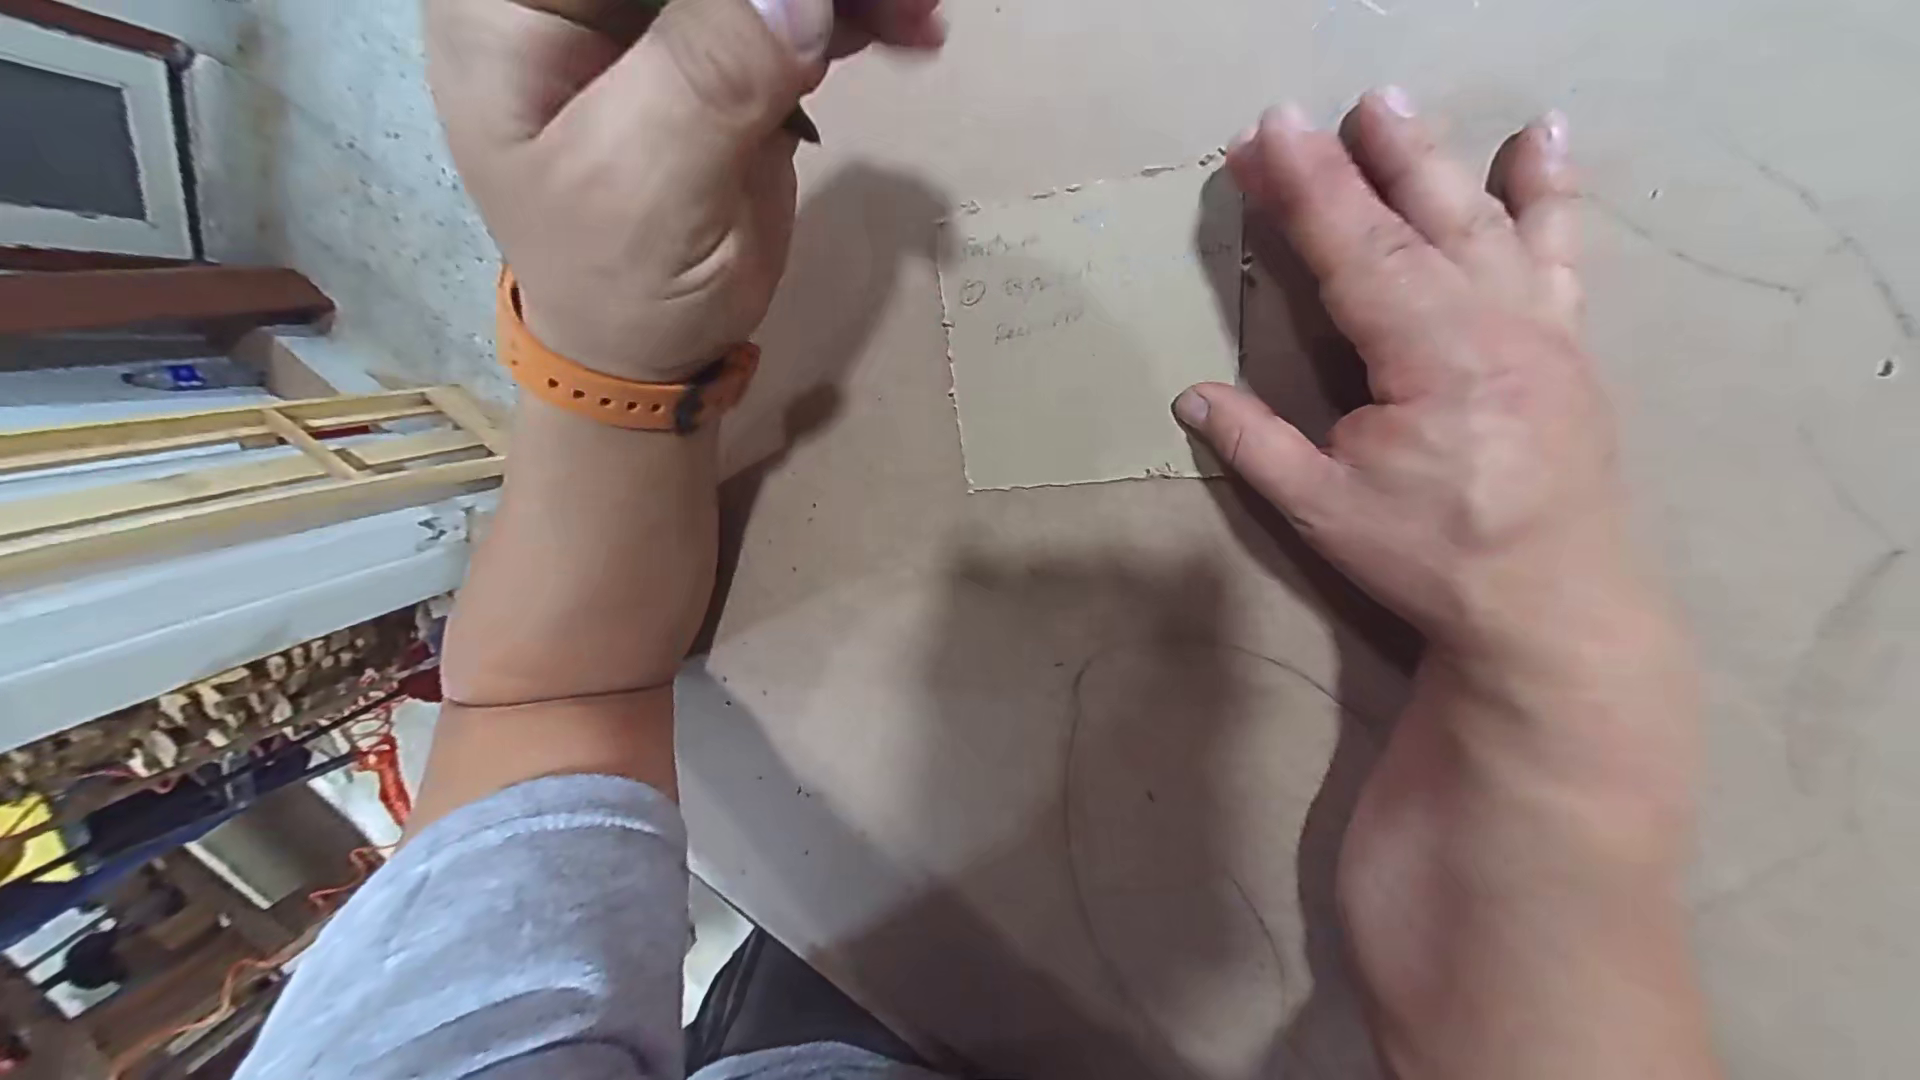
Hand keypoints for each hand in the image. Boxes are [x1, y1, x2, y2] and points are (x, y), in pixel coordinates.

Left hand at [424, 0, 944, 379]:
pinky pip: (796, 16)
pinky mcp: (728, 69)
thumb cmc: (623, 285)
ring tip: (920, 18)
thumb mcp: (647, 187)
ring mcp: (667, 28)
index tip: (816, 5)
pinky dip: (853, 18)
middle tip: (907, 3)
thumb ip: (710, 78)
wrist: (656, 347)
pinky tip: (906, 29)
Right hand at [1177, 90, 1660, 672]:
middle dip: (1359, 162)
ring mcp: (1542, 329)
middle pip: (1419, 222)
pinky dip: (1550, 194)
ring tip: (1395, 108)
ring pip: (1486, 223)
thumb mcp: (1319, 507)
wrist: (1550, 604)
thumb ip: (1254, 444)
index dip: (1307, 192)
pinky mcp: (1564, 347)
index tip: (1266, 135)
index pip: (1356, 255)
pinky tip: (1543, 146)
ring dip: (1435, 160)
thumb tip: (1190, 396)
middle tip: (1314, 112)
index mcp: (1431, 359)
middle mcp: (1496, 324)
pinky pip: (1560, 253)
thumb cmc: (1426, 556)